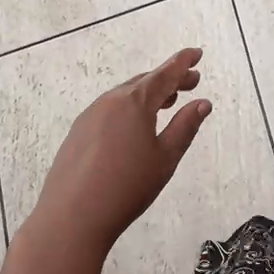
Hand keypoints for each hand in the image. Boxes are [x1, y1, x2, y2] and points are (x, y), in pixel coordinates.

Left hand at [33, 47, 212, 250]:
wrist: (70, 220)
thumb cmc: (126, 188)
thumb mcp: (165, 158)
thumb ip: (185, 127)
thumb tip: (203, 103)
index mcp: (135, 102)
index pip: (165, 73)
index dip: (183, 62)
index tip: (197, 53)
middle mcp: (111, 101)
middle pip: (145, 81)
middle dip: (169, 79)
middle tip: (191, 82)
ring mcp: (90, 115)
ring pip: (125, 95)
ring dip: (148, 94)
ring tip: (166, 102)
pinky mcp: (77, 132)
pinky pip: (109, 109)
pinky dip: (129, 107)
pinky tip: (134, 126)